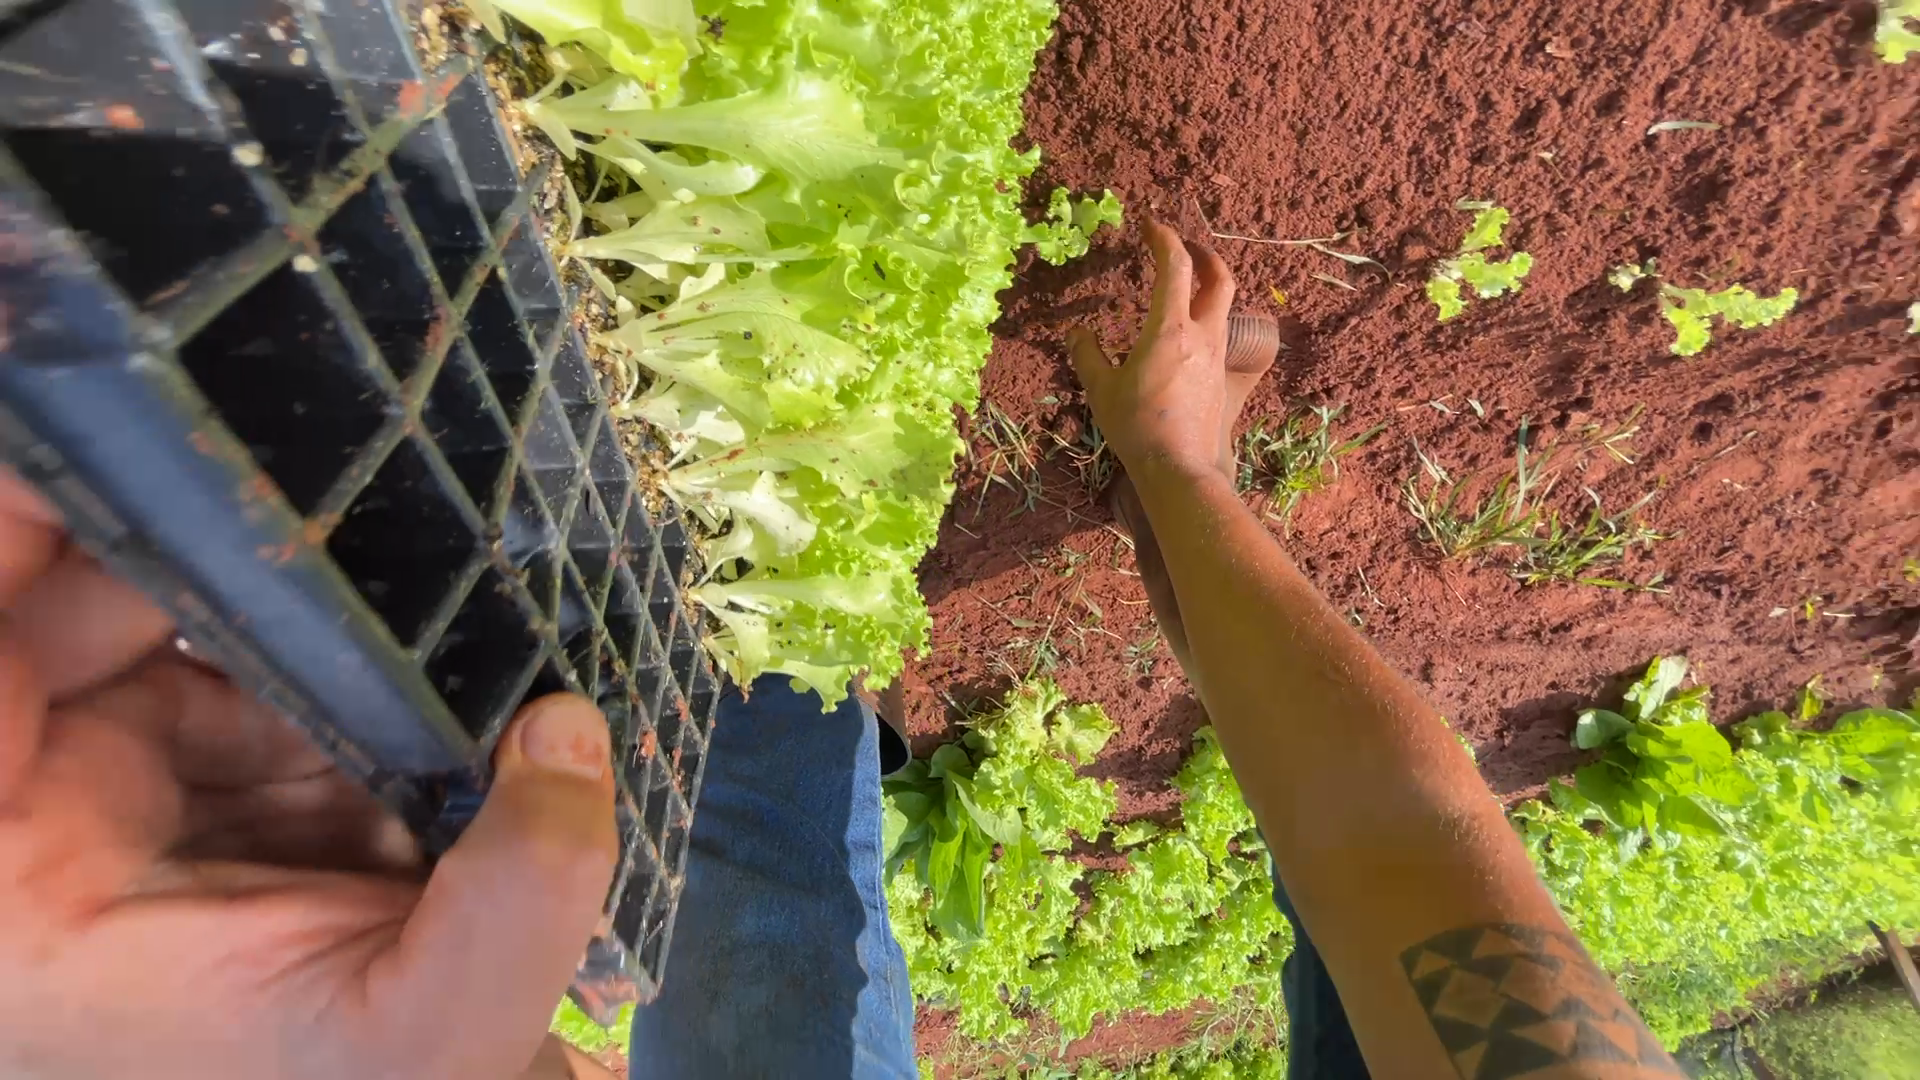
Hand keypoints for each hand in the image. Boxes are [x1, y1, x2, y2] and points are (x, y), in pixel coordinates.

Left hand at [0, 469, 617, 1078]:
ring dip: (256, 560)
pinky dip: (331, 612)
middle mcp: (52, 821)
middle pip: (51, 619)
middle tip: (270, 438)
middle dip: (150, 521)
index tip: (75, 421)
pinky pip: (268, 649)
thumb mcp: (450, 1017)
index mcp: (14, 896)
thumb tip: (566, 725)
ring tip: (352, 495)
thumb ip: (522, 883)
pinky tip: (399, 585)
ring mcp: (156, 777)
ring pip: (169, 617)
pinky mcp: (251, 758)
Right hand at [1066, 219, 1235, 477]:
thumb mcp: (1101, 390)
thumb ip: (1087, 355)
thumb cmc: (1136, 426)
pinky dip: (1207, 317)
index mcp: (1169, 329)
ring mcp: (1216, 356)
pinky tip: (1188, 334)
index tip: (1149, 225)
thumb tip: (1076, 332)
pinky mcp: (1220, 377)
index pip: (1174, 266)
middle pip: (1219, 277)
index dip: (1163, 238)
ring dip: (1209, 284)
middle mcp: (1201, 335)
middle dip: (1203, 253)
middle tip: (1183, 248)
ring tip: (1187, 286)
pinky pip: (1219, 333)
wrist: (1179, 467)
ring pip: (1224, 304)